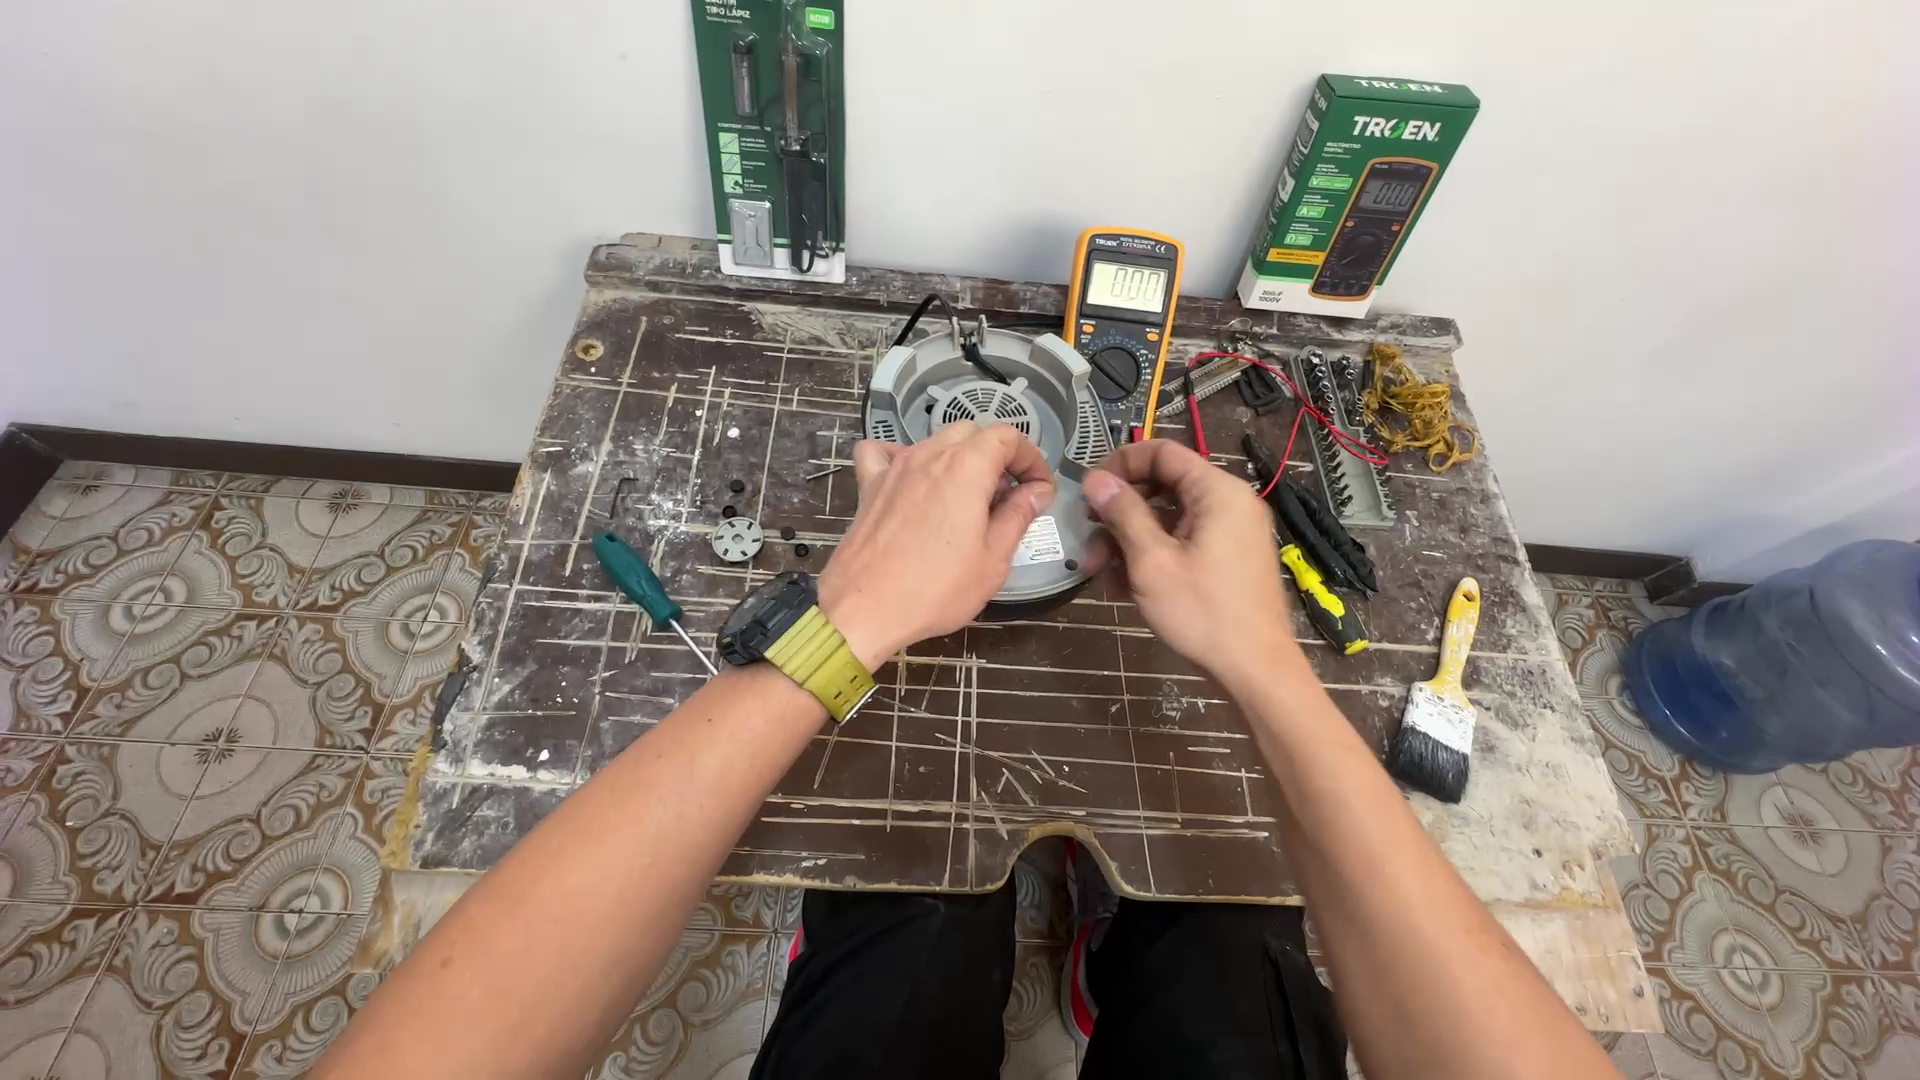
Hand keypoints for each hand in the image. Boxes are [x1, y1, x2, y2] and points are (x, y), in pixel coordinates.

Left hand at [818, 423, 1054, 668]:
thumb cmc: (935, 589)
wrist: (865, 610)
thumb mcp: (993, 559)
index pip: (1008, 438)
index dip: (1031, 459)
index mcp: (966, 467)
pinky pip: (884, 453)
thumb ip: (1019, 516)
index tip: (1039, 489)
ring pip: (935, 441)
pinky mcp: (869, 486)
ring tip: (968, 498)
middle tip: (1009, 497)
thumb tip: (1038, 491)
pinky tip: (913, 482)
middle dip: (998, 457)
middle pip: (973, 433)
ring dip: (960, 459)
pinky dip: (903, 457)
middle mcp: (929, 455)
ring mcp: (894, 467)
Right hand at [1081, 440, 1299, 684]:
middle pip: (1161, 487)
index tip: (1088, 491)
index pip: (1161, 452)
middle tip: (1086, 537)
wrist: (1255, 670)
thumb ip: (1122, 513)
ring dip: (1127, 541)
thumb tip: (1095, 479)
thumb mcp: (1151, 560)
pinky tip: (1119, 587)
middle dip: (1118, 512)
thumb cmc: (1203, 611)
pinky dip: (1150, 557)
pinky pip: (1180, 544)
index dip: (1119, 464)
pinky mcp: (1225, 560)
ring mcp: (1229, 533)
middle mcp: (1227, 503)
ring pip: (1166, 521)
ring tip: (1095, 573)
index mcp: (1217, 491)